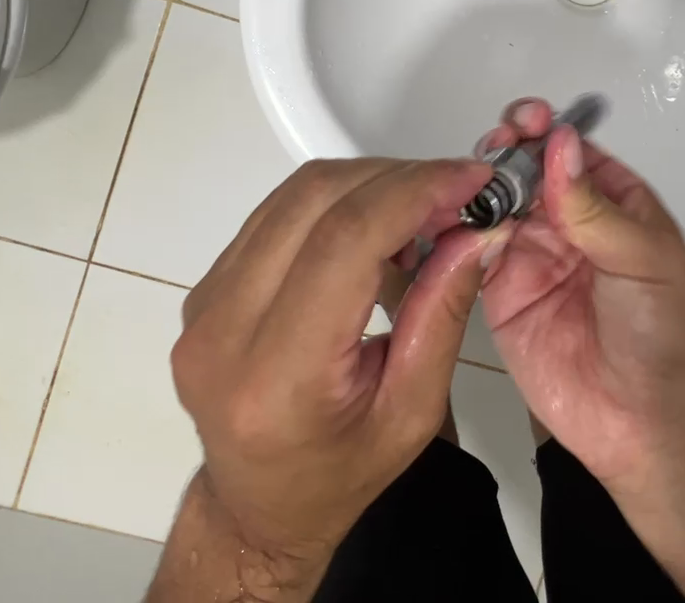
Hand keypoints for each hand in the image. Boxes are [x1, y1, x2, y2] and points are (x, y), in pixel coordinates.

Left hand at [155, 157, 493, 599]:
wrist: (255, 507)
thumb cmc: (340, 475)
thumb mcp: (413, 413)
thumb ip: (443, 314)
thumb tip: (479, 231)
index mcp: (277, 375)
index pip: (345, 243)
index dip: (414, 193)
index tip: (472, 178)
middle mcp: (224, 327)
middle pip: (317, 201)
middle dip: (400, 177)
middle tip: (458, 190)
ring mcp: (206, 301)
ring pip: (296, 194)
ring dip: (372, 180)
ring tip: (426, 204)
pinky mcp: (207, 285)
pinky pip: (280, 211)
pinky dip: (341, 198)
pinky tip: (381, 219)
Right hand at [472, 99, 684, 489]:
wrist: (651, 431)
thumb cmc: (669, 337)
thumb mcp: (646, 261)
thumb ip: (596, 207)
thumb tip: (560, 142)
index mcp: (614, 206)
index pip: (573, 154)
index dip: (548, 131)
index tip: (528, 118)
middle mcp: (570, 225)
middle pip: (529, 172)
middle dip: (509, 150)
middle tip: (494, 144)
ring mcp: (532, 259)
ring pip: (497, 206)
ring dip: (480, 185)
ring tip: (466, 177)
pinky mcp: (501, 296)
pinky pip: (472, 254)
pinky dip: (457, 232)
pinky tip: (447, 216)